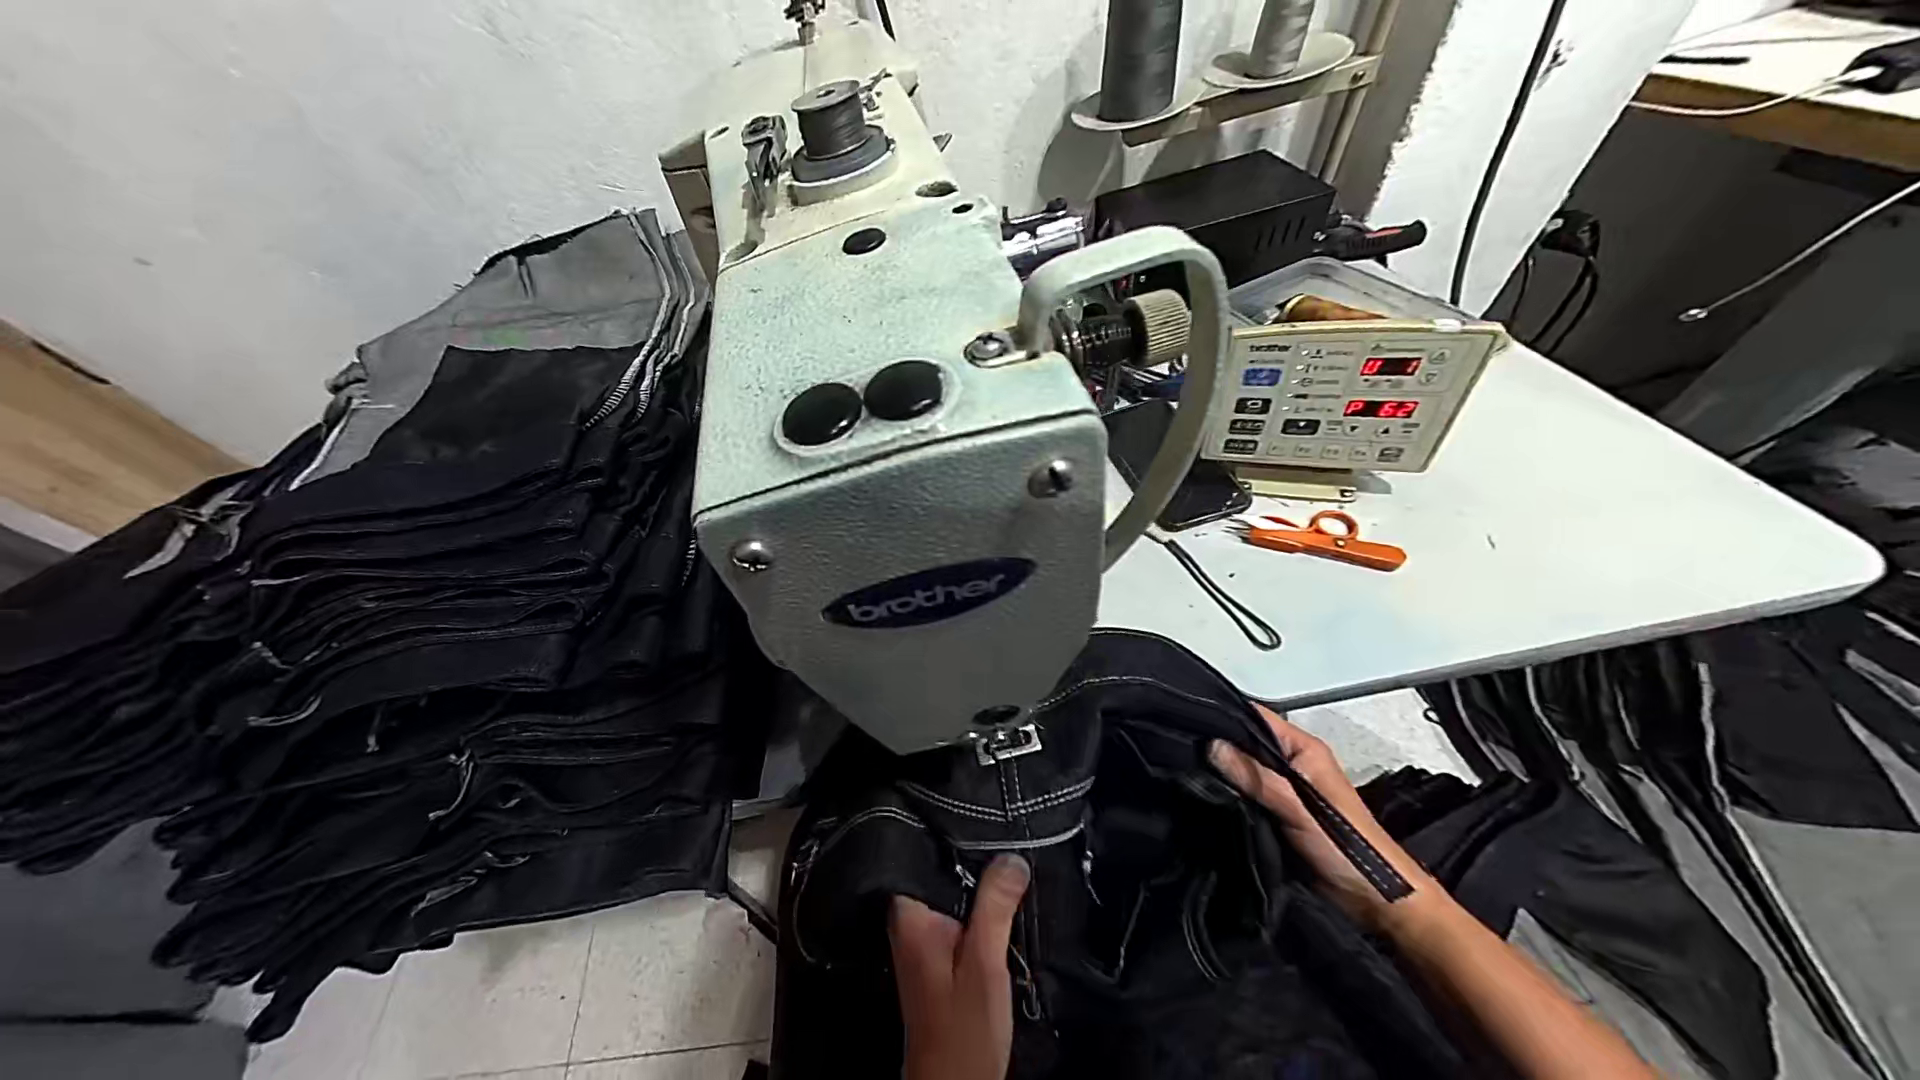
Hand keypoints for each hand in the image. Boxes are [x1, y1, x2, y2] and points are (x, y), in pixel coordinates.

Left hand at [889, 854, 1031, 1079]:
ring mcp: (922, 938)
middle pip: (937, 870)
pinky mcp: (939, 953)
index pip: (917, 852)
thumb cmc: (963, 1030)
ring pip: (951, 892)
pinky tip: (1001, 900)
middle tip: (1003, 837)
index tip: (979, 817)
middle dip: (969, 857)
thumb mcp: (984, 962)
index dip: (947, 833)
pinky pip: (958, 912)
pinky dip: (978, 906)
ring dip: (977, 884)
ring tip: (1007, 862)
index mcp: (908, 916)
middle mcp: (909, 921)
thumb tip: (1012, 858)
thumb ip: (995, 906)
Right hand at [1209, 704, 1439, 932]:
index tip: (1191, 723)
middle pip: (1243, 742)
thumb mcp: (1301, 809)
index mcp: (1303, 750)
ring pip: (1239, 770)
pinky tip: (1207, 798)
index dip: (1223, 716)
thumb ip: (1257, 777)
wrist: (1374, 904)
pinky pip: (1241, 796)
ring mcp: (1281, 790)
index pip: (1255, 717)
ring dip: (1220, 774)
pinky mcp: (1273, 814)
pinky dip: (1226, 797)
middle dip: (1216, 747)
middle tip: (1184, 752)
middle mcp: (1291, 764)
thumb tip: (1215, 747)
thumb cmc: (1356, 853)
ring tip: (1190, 774)